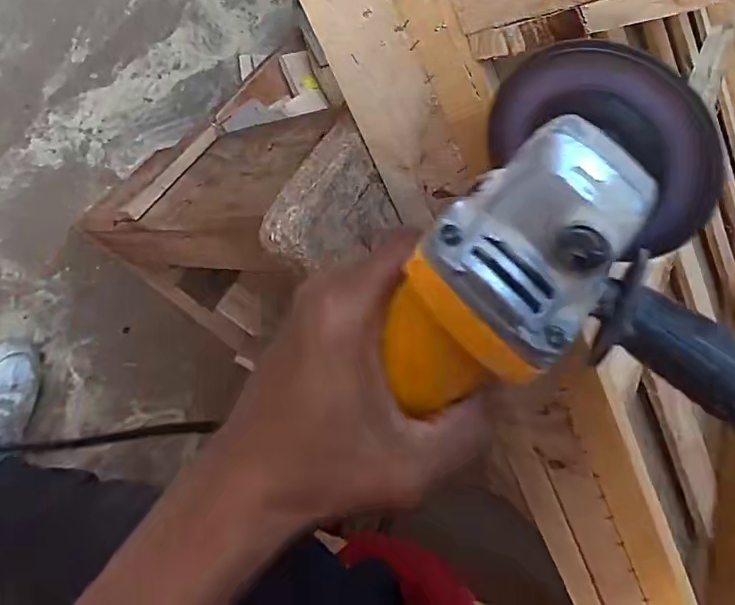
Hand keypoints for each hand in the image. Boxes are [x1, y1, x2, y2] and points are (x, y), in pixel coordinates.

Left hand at [212, 229, 493, 526]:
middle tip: (474, 305)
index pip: (408, 241)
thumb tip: (493, 391)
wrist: (240, 493)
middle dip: (438, 274)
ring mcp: (310, 300)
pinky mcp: (303, 317)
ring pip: (378, 272)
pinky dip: (387, 303)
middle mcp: (326, 287)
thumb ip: (467, 431)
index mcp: (347, 303)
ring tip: (448, 324)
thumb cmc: (322, 471)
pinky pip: (358, 289)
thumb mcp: (409, 468)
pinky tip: (405, 344)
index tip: (484, 274)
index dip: (451, 248)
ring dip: (412, 290)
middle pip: (397, 256)